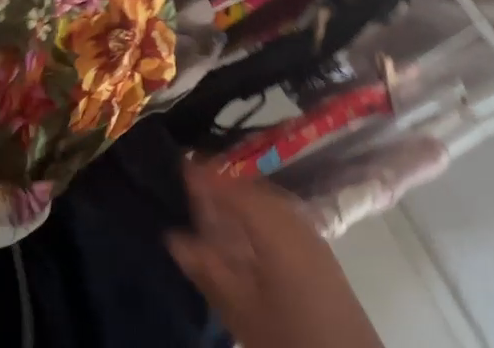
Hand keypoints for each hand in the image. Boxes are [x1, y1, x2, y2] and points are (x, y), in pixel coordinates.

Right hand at [167, 163, 383, 347]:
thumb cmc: (289, 336)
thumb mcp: (241, 309)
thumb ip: (207, 269)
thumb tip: (174, 237)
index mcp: (275, 229)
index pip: (234, 189)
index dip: (207, 176)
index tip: (181, 163)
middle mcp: (295, 222)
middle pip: (254, 191)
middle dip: (223, 184)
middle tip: (192, 183)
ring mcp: (311, 236)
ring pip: (269, 203)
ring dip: (241, 199)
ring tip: (213, 206)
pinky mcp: (319, 253)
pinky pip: (281, 217)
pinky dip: (258, 215)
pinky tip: (245, 234)